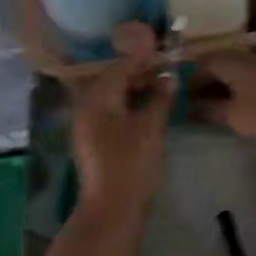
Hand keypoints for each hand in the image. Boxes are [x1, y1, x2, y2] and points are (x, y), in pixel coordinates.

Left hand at [71, 23, 175, 215]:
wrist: (111, 209)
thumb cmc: (130, 164)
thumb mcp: (150, 128)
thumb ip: (160, 98)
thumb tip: (169, 77)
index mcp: (96, 99)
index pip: (120, 68)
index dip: (142, 58)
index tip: (161, 47)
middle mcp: (86, 108)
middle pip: (112, 81)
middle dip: (138, 73)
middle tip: (165, 68)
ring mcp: (87, 126)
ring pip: (112, 98)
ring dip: (135, 90)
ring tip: (161, 87)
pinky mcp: (94, 142)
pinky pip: (111, 113)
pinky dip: (129, 106)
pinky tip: (147, 109)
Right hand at [190, 53, 255, 153]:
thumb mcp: (231, 115)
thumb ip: (209, 109)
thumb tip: (191, 107)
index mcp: (235, 64)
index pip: (207, 62)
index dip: (193, 75)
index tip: (184, 90)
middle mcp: (250, 61)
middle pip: (224, 63)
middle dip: (208, 77)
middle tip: (197, 94)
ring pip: (239, 71)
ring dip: (225, 83)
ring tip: (215, 100)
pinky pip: (251, 80)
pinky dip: (239, 88)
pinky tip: (237, 103)